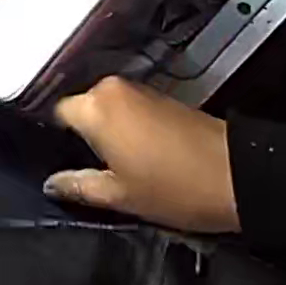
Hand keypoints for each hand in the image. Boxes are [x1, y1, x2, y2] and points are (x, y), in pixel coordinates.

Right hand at [44, 76, 238, 232]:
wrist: (236, 174)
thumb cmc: (173, 187)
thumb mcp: (120, 196)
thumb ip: (78, 185)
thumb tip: (50, 183)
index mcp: (94, 108)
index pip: (56, 112)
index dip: (55, 135)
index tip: (59, 157)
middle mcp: (109, 88)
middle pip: (80, 106)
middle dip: (81, 132)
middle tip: (86, 164)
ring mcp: (134, 88)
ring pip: (103, 106)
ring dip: (104, 127)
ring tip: (112, 160)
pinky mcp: (155, 93)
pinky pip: (124, 105)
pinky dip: (123, 122)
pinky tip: (134, 149)